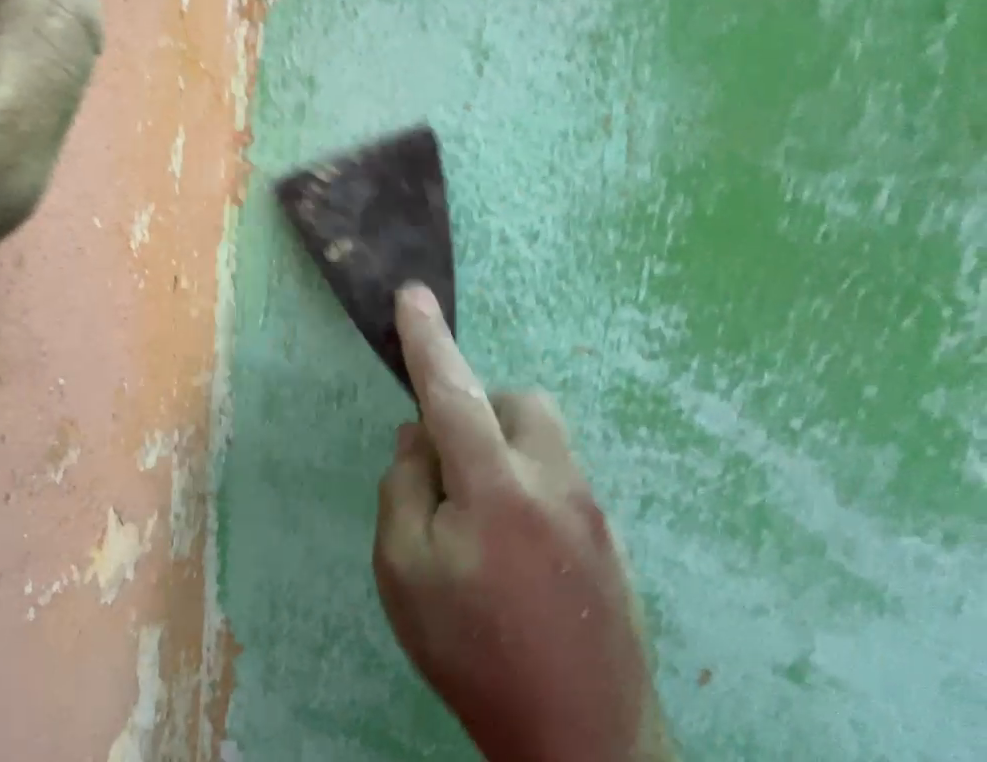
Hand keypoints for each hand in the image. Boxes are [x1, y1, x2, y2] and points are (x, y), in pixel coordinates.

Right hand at [374, 285, 672, 761]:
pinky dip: (524, 491)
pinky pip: (559, 487)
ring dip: (501, 453)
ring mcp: (595, 517)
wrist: (581, 739)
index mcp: (496, 485)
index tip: (412, 295)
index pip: (454, 392)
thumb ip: (404, 487)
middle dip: (478, 410)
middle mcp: (556, 485)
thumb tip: (419, 438)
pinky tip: (508, 560)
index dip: (428, 341)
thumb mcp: (401, 568)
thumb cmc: (470, 649)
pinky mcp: (612, 548)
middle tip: (443, 467)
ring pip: (544, 445)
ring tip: (471, 524)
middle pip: (522, 405)